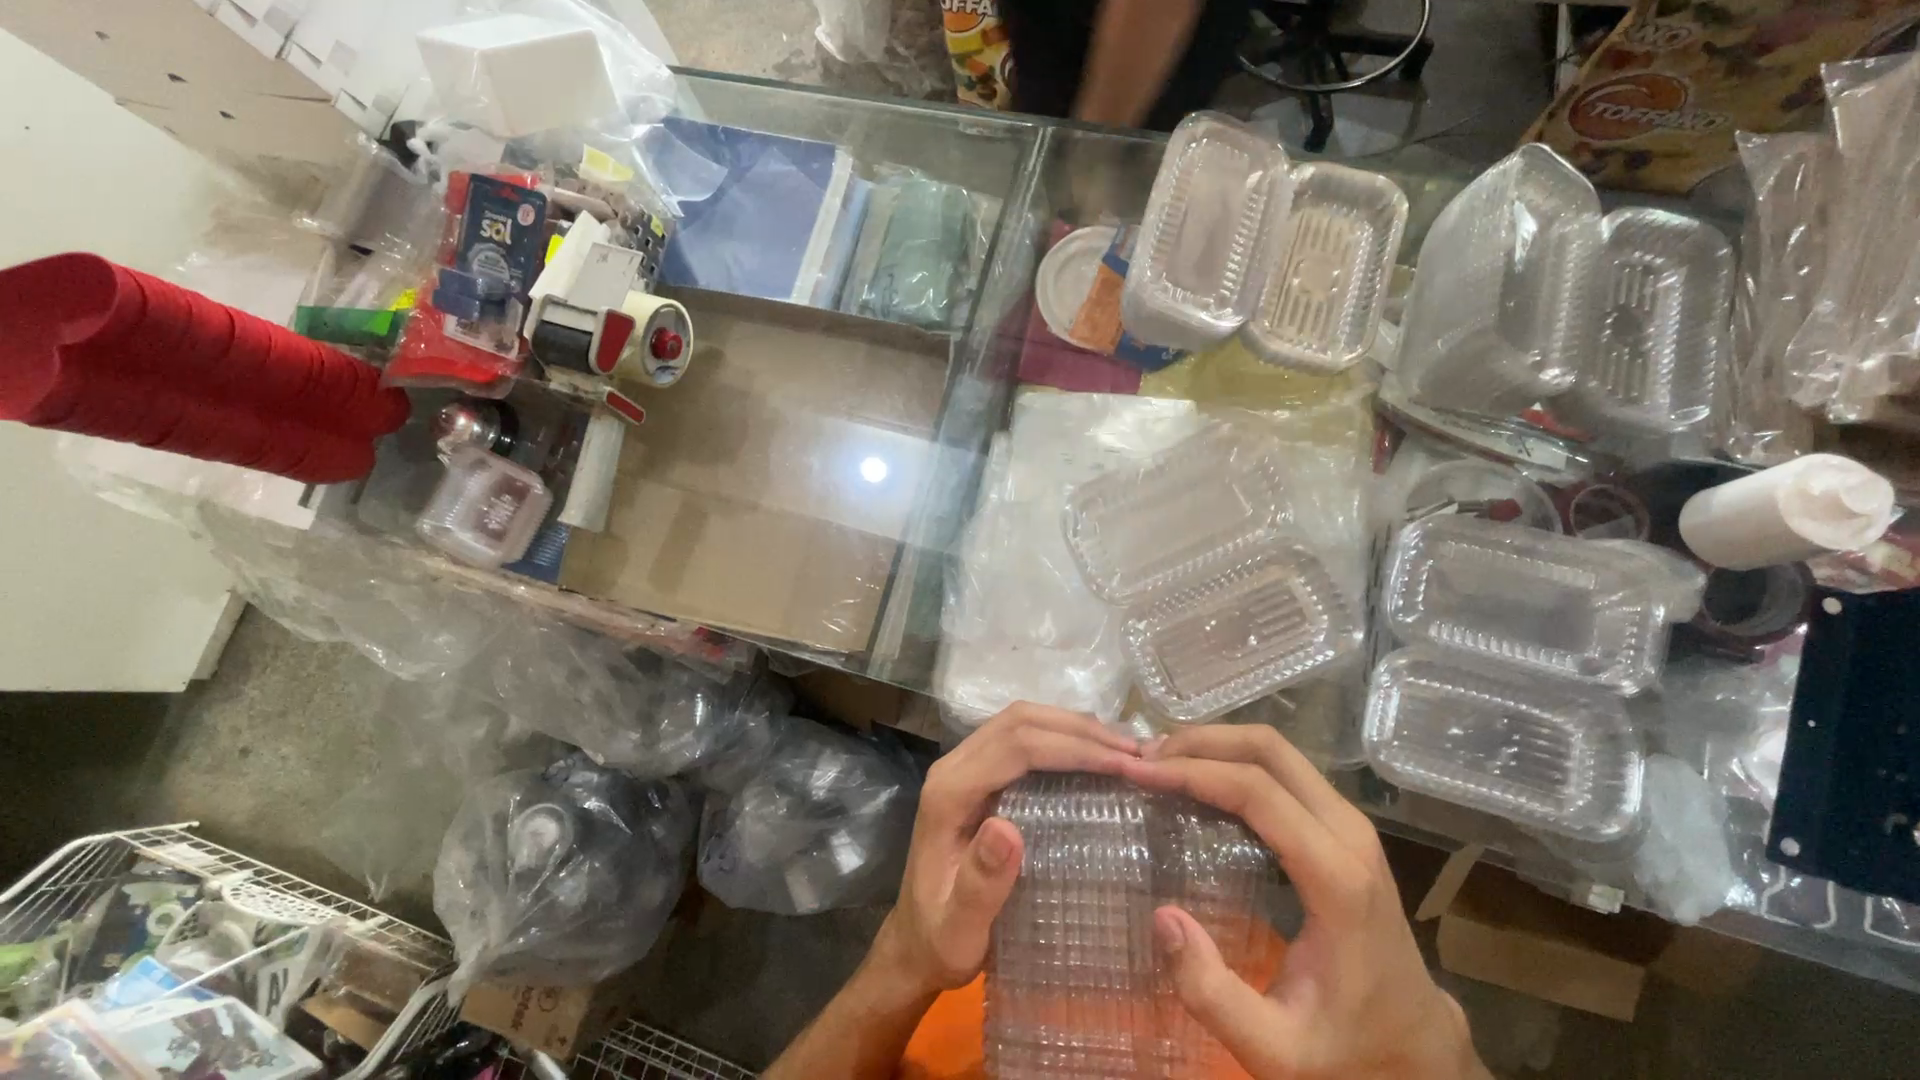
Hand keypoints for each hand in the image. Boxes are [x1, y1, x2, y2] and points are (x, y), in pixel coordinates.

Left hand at [875, 702, 1141, 997]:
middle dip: (1080, 729)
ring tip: (1125, 751)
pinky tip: (1095, 757)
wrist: (914, 945)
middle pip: (1019, 721)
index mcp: (948, 794)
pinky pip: (1022, 739)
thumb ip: (980, 884)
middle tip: (1135, 753)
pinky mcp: (978, 776)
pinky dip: (1061, 739)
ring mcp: (964, 767)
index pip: (1016, 746)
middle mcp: (952, 768)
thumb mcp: (960, 930)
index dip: (1072, 747)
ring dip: (1073, 729)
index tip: (1124, 764)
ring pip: (1021, 722)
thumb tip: (1008, 828)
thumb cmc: (941, 942)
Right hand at [1124, 726, 1487, 1079]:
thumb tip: (1161, 916)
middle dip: (1200, 742)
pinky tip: (1198, 782)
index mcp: (1337, 880)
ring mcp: (1351, 827)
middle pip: (1270, 751)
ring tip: (1161, 765)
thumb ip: (1211, 993)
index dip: (1192, 772)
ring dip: (1216, 748)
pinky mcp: (1343, 831)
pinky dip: (1235, 763)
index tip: (1138, 774)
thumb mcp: (1273, 1049)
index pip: (1257, 793)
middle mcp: (1349, 836)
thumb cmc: (1346, 1051)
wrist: (1417, 1051)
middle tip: (1143, 760)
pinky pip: (1285, 773)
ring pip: (1279, 753)